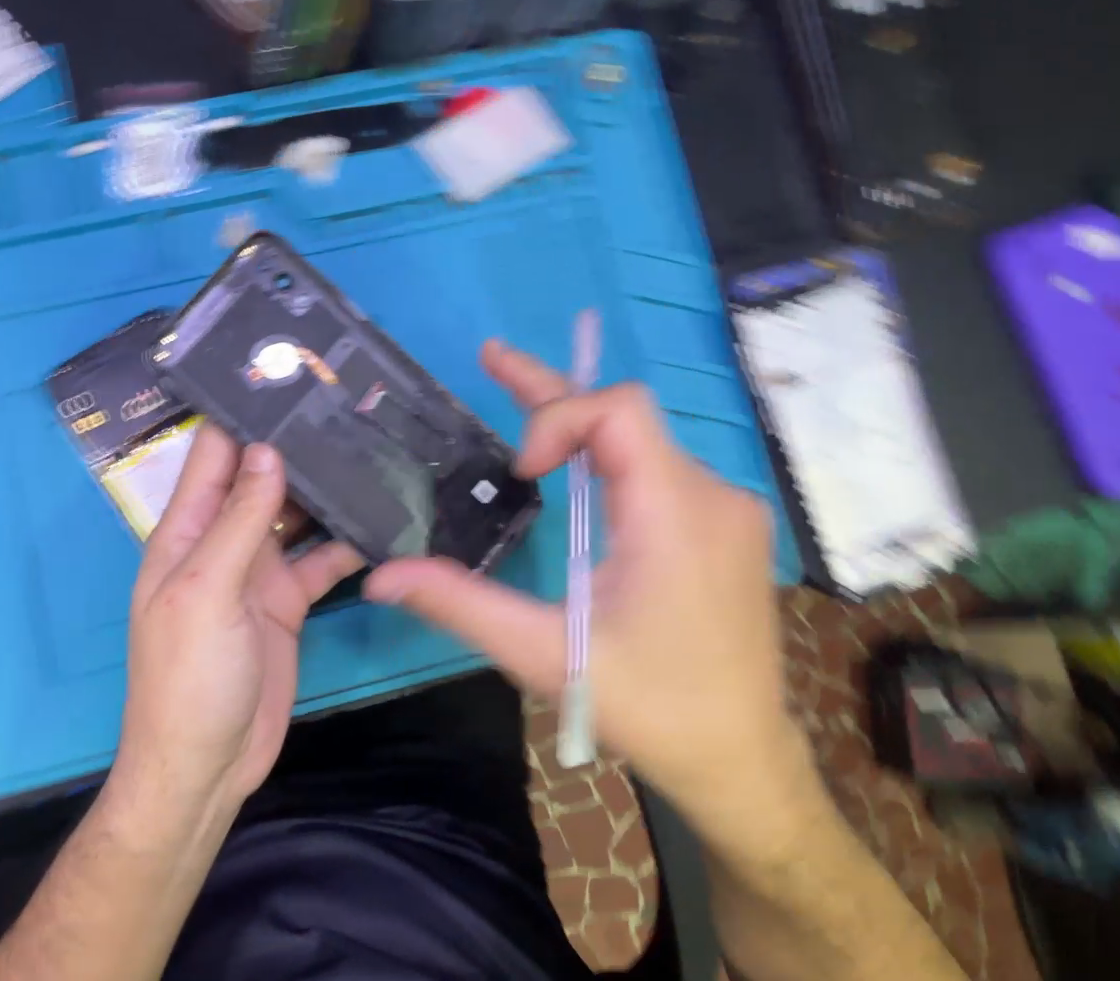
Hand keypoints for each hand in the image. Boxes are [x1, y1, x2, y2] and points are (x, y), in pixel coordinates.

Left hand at [119, 427, 363, 813]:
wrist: (206, 766)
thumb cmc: (188, 676)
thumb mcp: (206, 592)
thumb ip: (239, 522)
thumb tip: (266, 450)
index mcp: (186, 532)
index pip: (213, 456)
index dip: (242, 414)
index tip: (285, 373)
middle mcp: (221, 542)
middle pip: (258, 478)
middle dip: (294, 444)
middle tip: (349, 402)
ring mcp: (257, 573)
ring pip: (293, 515)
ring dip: (325, 488)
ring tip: (373, 446)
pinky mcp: (288, 603)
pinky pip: (320, 561)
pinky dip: (347, 543)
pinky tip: (383, 521)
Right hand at [364, 339, 813, 830]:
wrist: (740, 760)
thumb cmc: (649, 709)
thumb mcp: (545, 656)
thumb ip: (461, 605)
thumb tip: (379, 576)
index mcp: (675, 516)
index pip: (619, 410)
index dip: (556, 417)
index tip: (520, 474)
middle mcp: (711, 497)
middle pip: (626, 416)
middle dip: (551, 395)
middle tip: (489, 360)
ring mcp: (725, 512)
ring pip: (643, 440)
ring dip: (577, 430)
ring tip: (519, 423)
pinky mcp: (723, 529)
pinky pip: (658, 470)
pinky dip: (605, 459)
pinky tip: (570, 475)